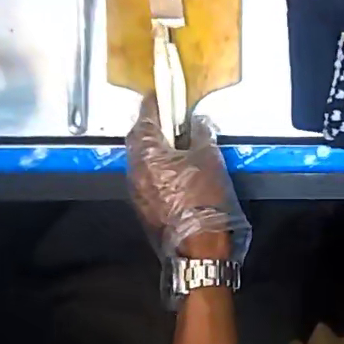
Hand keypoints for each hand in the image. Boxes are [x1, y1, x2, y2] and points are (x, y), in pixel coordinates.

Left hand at [125, 96, 249, 261]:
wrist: (198, 251)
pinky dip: (158, 168)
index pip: (146, 116)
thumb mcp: (209, 158)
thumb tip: (197, 121)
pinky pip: (146, 177)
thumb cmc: (204, 202)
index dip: (156, 102)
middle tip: (174, 119)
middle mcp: (134, 169)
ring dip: (156, 148)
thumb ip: (200, 133)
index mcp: (147, 153)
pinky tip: (176, 170)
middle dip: (155, 125)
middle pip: (140, 137)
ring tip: (178, 145)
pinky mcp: (142, 206)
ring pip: (142, 159)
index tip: (164, 93)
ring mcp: (135, 190)